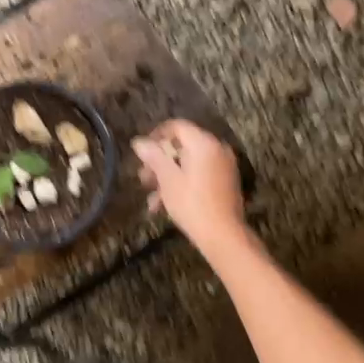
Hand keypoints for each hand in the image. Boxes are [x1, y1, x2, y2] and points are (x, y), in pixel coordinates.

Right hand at [132, 119, 247, 253]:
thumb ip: (153, 156)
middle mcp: (216, 150)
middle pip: (182, 147)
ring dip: (167, 177)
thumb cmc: (191, 203)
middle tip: (143, 178)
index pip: (177, 127)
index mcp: (203, 143)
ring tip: (151, 199)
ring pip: (188, 164)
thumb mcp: (167, 178)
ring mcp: (223, 167)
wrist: (223, 236)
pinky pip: (198, 175)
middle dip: (159, 162)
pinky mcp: (224, 183)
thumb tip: (138, 142)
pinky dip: (181, 184)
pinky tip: (164, 205)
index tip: (142, 153)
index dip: (156, 136)